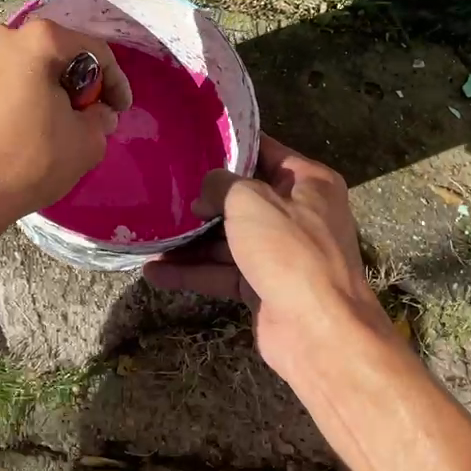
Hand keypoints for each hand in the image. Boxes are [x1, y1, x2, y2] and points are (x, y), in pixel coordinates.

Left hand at [0, 19, 131, 234]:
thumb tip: (97, 113)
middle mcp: (4, 37)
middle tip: (91, 115)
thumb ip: (101, 119)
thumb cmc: (28, 159)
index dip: (115, 81)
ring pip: (30, 67)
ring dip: (51, 89)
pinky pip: (7, 81)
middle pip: (58, 54)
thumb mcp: (85, 142)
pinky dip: (26, 96)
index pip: (94, 51)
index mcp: (38, 39)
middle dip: (80, 83)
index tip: (121, 110)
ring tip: (62, 125)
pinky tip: (31, 127)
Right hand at [143, 136, 391, 374]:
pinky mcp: (263, 286)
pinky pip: (222, 271)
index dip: (229, 145)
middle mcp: (298, 214)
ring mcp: (280, 253)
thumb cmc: (289, 249)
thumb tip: (203, 196)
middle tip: (163, 185)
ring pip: (228, 238)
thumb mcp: (250, 200)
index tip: (191, 138)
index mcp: (309, 183)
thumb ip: (220, 185)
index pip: (264, 151)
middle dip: (203, 197)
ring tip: (150, 232)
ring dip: (190, 239)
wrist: (320, 332)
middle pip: (242, 197)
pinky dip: (193, 272)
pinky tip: (155, 271)